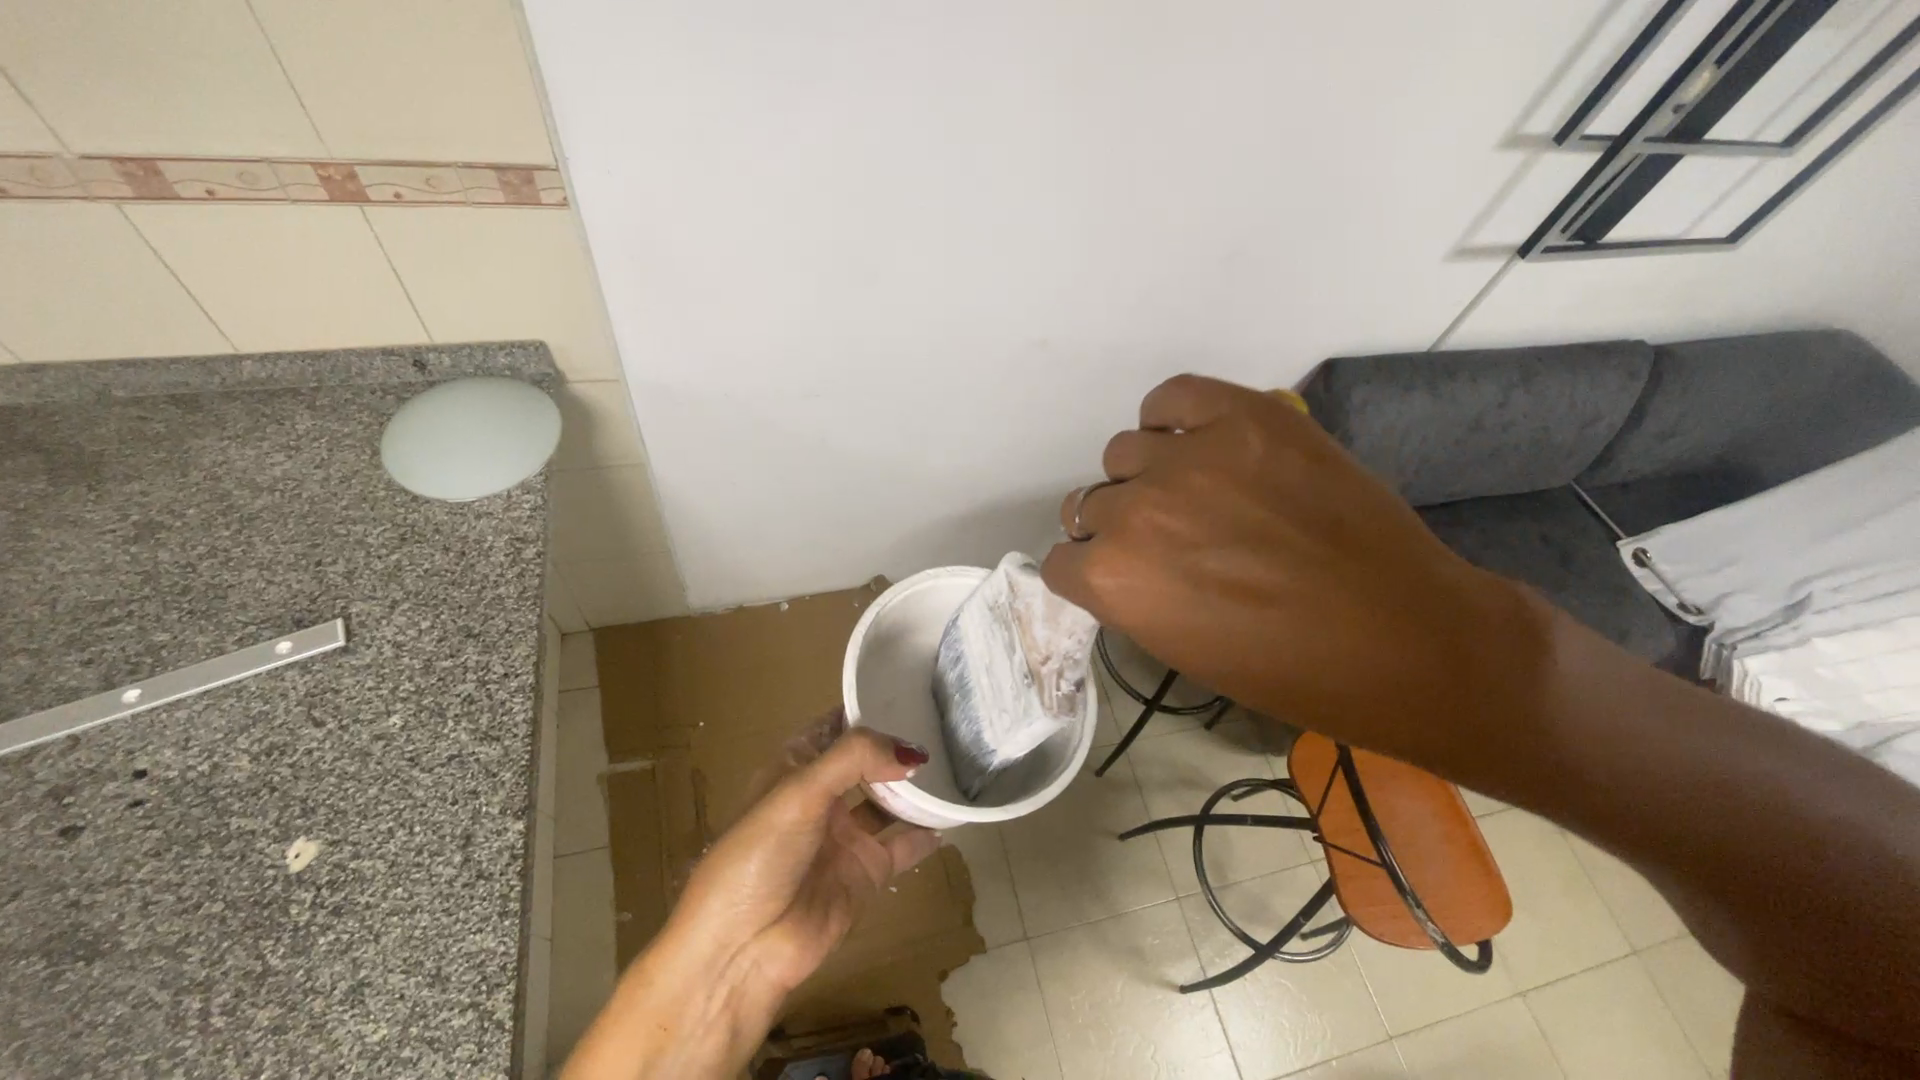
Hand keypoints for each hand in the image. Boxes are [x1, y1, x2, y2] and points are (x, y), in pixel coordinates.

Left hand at [673, 709, 941, 992]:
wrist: (743, 947)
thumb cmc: (759, 854)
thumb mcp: (800, 791)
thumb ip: (855, 759)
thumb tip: (912, 751)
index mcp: (794, 769)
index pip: (834, 728)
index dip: (866, 709)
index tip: (909, 692)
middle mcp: (821, 799)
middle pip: (867, 764)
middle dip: (898, 748)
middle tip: (944, 727)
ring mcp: (844, 838)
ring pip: (888, 803)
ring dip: (916, 789)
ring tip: (955, 767)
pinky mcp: (864, 875)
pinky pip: (902, 848)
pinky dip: (925, 835)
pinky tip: (953, 819)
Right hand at [1040, 374, 1548, 766]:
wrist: (1397, 636)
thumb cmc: (1287, 669)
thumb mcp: (1178, 647)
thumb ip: (1130, 594)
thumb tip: (1119, 560)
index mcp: (1111, 578)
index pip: (1061, 560)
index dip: (1091, 572)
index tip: (1124, 577)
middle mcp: (1133, 509)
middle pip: (1090, 504)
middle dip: (1120, 528)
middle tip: (1172, 541)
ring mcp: (1189, 455)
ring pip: (1125, 451)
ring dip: (1147, 476)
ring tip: (1198, 494)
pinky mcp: (1243, 417)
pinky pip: (1172, 397)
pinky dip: (1173, 417)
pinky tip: (1198, 440)